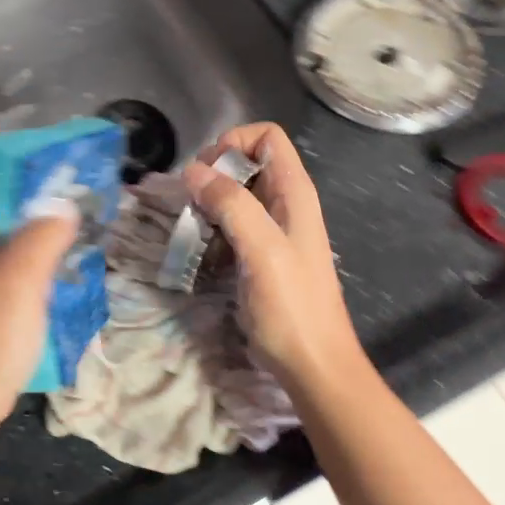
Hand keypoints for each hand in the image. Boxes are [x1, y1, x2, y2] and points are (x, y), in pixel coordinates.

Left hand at [0, 156, 79, 425]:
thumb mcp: (19, 284)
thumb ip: (41, 238)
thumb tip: (64, 202)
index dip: (17, 152)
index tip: (60, 150)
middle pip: (2, 193)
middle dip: (40, 184)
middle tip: (87, 182)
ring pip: (13, 224)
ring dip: (44, 216)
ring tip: (88, 212)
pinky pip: (19, 253)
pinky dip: (42, 245)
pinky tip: (71, 256)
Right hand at [185, 123, 365, 389]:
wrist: (312, 367)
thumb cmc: (293, 308)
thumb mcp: (263, 252)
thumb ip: (232, 205)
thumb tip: (193, 171)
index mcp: (295, 194)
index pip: (266, 137)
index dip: (233, 142)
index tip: (208, 172)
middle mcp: (284, 203)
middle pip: (244, 160)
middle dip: (212, 171)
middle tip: (193, 201)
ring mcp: (270, 228)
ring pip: (231, 190)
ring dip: (206, 199)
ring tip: (192, 223)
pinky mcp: (256, 252)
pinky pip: (226, 219)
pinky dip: (207, 223)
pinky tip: (198, 244)